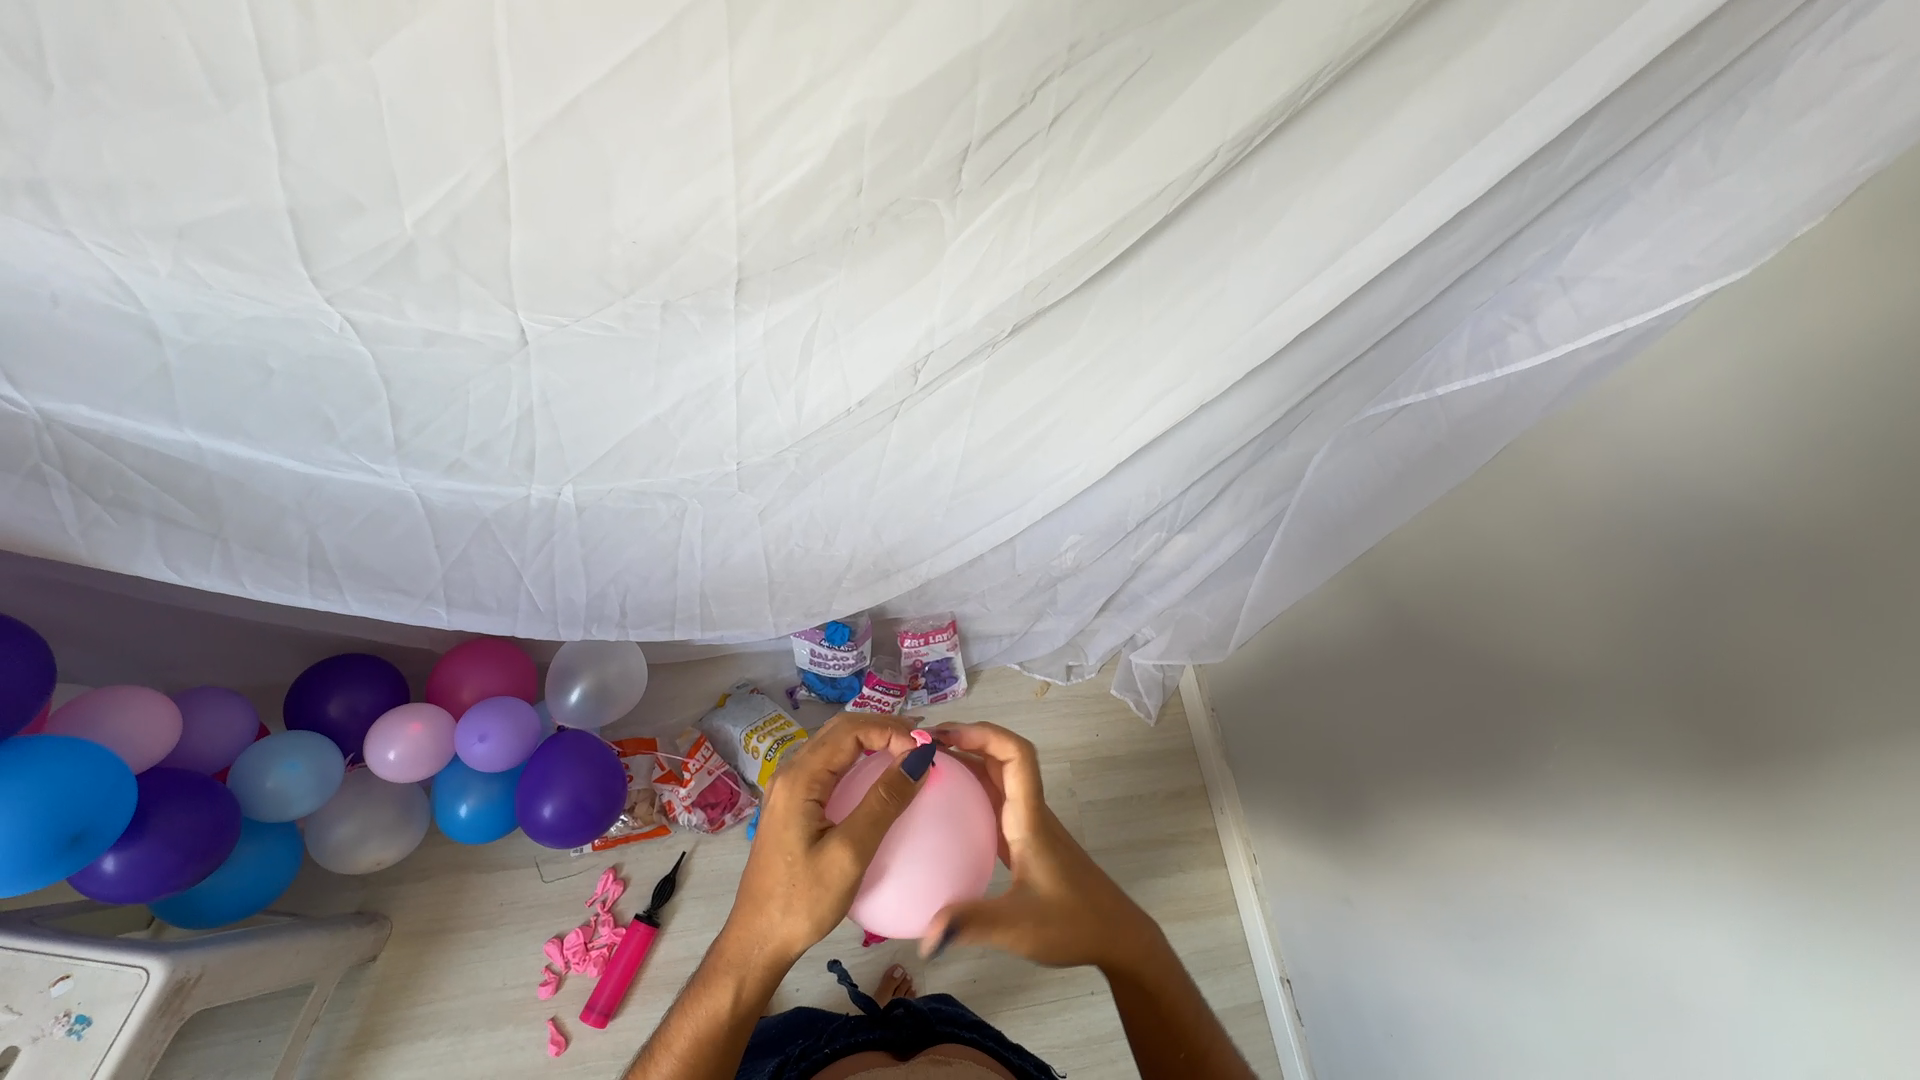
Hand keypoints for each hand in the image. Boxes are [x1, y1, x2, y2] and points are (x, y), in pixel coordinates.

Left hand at [722, 713, 935, 963]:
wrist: (759, 939)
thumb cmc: (802, 901)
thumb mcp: (850, 853)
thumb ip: (884, 802)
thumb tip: (920, 759)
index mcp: (800, 778)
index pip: (851, 730)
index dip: (891, 729)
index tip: (925, 750)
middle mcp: (791, 773)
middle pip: (841, 730)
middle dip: (884, 727)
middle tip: (922, 743)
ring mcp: (789, 789)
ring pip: (834, 745)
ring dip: (871, 740)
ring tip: (908, 752)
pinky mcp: (793, 806)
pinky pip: (830, 767)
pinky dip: (859, 761)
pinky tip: (880, 779)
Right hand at [920, 721, 1158, 970]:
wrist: (1117, 938)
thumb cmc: (1074, 924)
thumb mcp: (1018, 927)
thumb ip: (971, 925)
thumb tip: (923, 938)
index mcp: (1031, 819)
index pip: (1015, 756)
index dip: (982, 734)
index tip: (943, 736)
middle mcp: (1030, 813)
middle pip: (1002, 757)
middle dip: (966, 739)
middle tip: (921, 745)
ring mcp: (1029, 826)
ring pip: (998, 778)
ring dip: (967, 762)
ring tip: (925, 767)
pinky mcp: (1026, 842)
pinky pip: (995, 803)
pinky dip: (970, 793)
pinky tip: (943, 810)